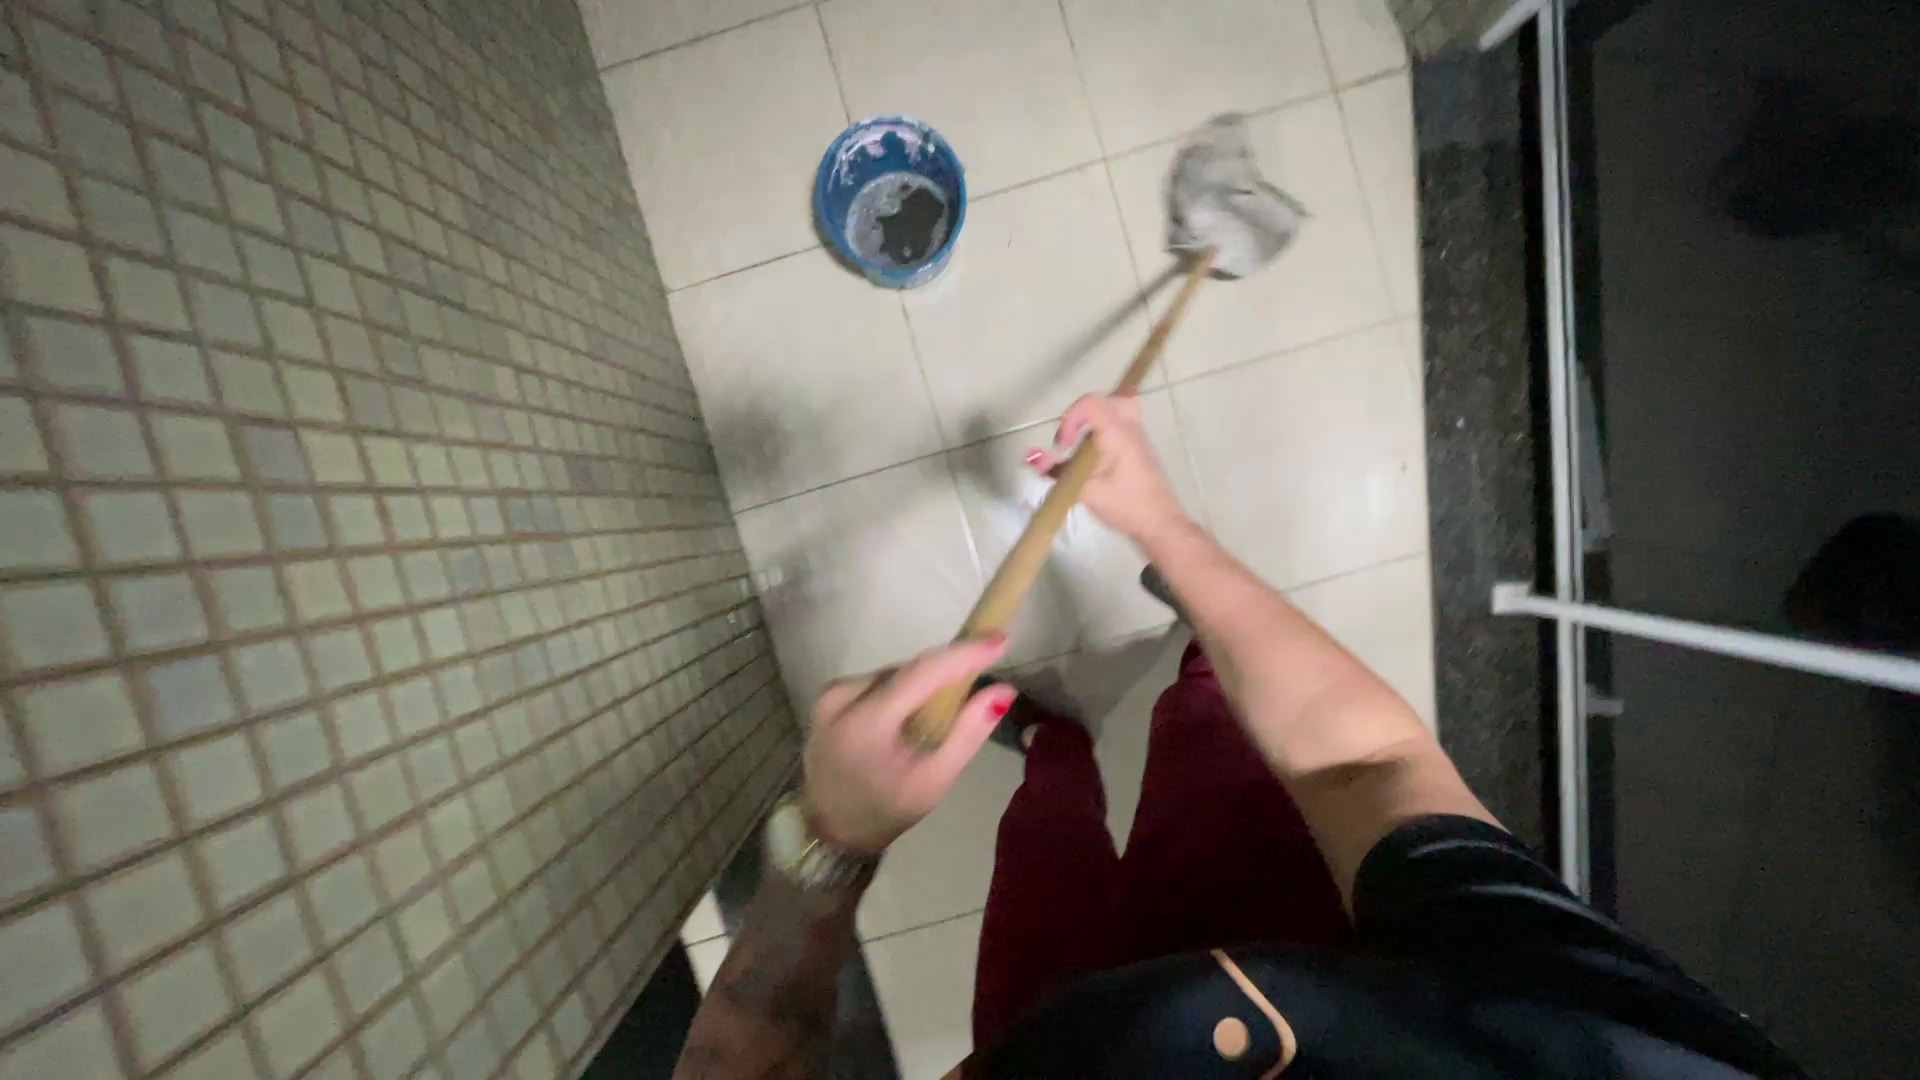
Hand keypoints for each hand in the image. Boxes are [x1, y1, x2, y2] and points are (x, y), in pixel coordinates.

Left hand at [802, 636, 1015, 853]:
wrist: (828, 829)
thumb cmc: (884, 810)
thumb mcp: (932, 782)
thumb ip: (967, 734)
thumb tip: (1003, 691)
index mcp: (866, 722)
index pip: (922, 673)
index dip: (963, 653)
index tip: (999, 639)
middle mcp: (843, 696)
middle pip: (909, 670)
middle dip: (946, 672)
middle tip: (979, 680)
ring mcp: (831, 693)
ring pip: (895, 673)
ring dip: (922, 683)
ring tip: (940, 712)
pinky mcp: (828, 694)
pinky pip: (879, 681)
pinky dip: (902, 691)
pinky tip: (910, 716)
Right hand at [1024, 393, 1190, 545]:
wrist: (1159, 523)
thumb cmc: (1125, 505)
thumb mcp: (1086, 490)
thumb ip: (1057, 472)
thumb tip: (1030, 458)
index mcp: (1118, 432)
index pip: (1091, 402)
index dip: (1070, 418)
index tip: (1063, 445)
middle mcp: (1129, 427)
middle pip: (1107, 399)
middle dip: (1082, 415)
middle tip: (1072, 439)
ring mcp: (1137, 436)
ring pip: (1116, 410)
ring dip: (1093, 423)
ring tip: (1080, 448)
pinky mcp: (1138, 448)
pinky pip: (1120, 425)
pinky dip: (1102, 432)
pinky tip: (1094, 459)